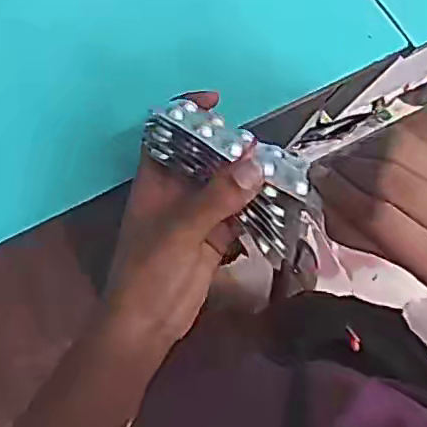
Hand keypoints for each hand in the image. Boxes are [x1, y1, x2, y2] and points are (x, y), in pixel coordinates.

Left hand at [100, 92, 264, 345]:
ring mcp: (195, 216)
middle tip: (260, 144)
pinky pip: (239, 215)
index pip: (168, 134)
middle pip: (204, 158)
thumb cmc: (148, 271)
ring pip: (225, 187)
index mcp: (155, 181)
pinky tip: (279, 202)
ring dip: (249, 178)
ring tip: (278, 168)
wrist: (146, 325)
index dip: (187, 113)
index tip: (217, 101)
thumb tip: (254, 164)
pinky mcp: (213, 240)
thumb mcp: (180, 229)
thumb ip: (216, 198)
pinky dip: (257, 209)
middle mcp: (175, 192)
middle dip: (230, 148)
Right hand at [312, 124, 426, 304]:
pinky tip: (375, 150)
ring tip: (346, 157)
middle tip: (326, 167)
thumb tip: (324, 206)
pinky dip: (387, 142)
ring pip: (402, 152)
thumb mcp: (423, 273)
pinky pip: (420, 140)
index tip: (318, 183)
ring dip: (362, 150)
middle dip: (347, 169)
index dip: (341, 196)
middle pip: (390, 181)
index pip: (382, 221)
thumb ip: (372, 242)